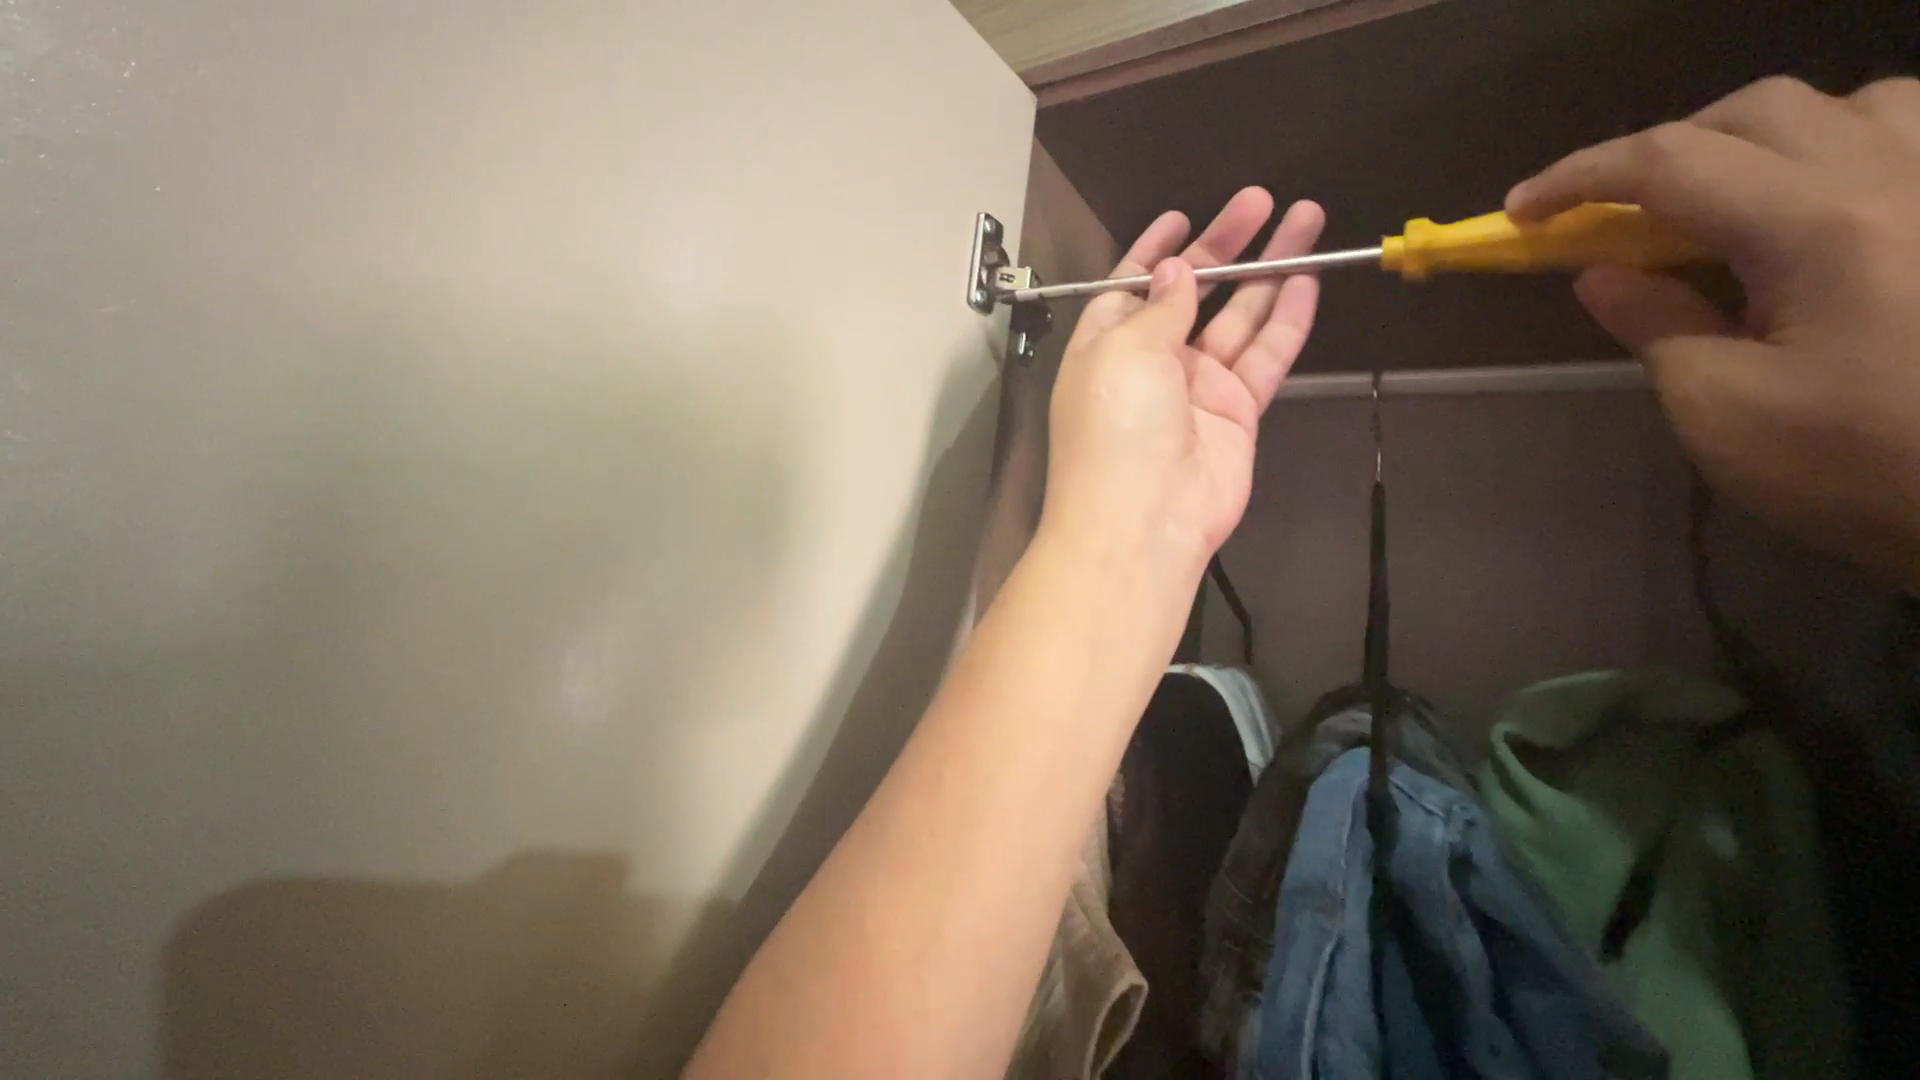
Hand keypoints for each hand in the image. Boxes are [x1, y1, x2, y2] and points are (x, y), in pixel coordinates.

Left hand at [1039, 189, 1325, 588]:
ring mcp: (1196, 388)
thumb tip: (1176, 269)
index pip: (1131, 286)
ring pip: (1238, 318)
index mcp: (1106, 344)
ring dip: (1269, 270)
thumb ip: (1159, 305)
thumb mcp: (1124, 349)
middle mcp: (1150, 362)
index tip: (1182, 215)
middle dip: (1225, 246)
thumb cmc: (1115, 426)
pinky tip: (1307, 280)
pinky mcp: (1236, 413)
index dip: (1154, 250)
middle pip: (1192, 293)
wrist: (1143, 519)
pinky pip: (1264, 357)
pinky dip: (1286, 320)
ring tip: (1306, 220)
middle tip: (1263, 200)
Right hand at [1507, 76, 1919, 588]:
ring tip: (1717, 211)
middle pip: (1757, 112)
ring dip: (1756, 144)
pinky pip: (1912, 134)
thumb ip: (1657, 325)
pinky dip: (1837, 150)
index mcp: (1821, 228)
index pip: (1671, 163)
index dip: (1578, 176)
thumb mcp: (1721, 408)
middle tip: (1611, 220)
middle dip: (1661, 154)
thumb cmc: (1859, 465)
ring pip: (1847, 106)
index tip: (1517, 213)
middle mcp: (1901, 174)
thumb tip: (1601, 275)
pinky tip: (1814, 210)